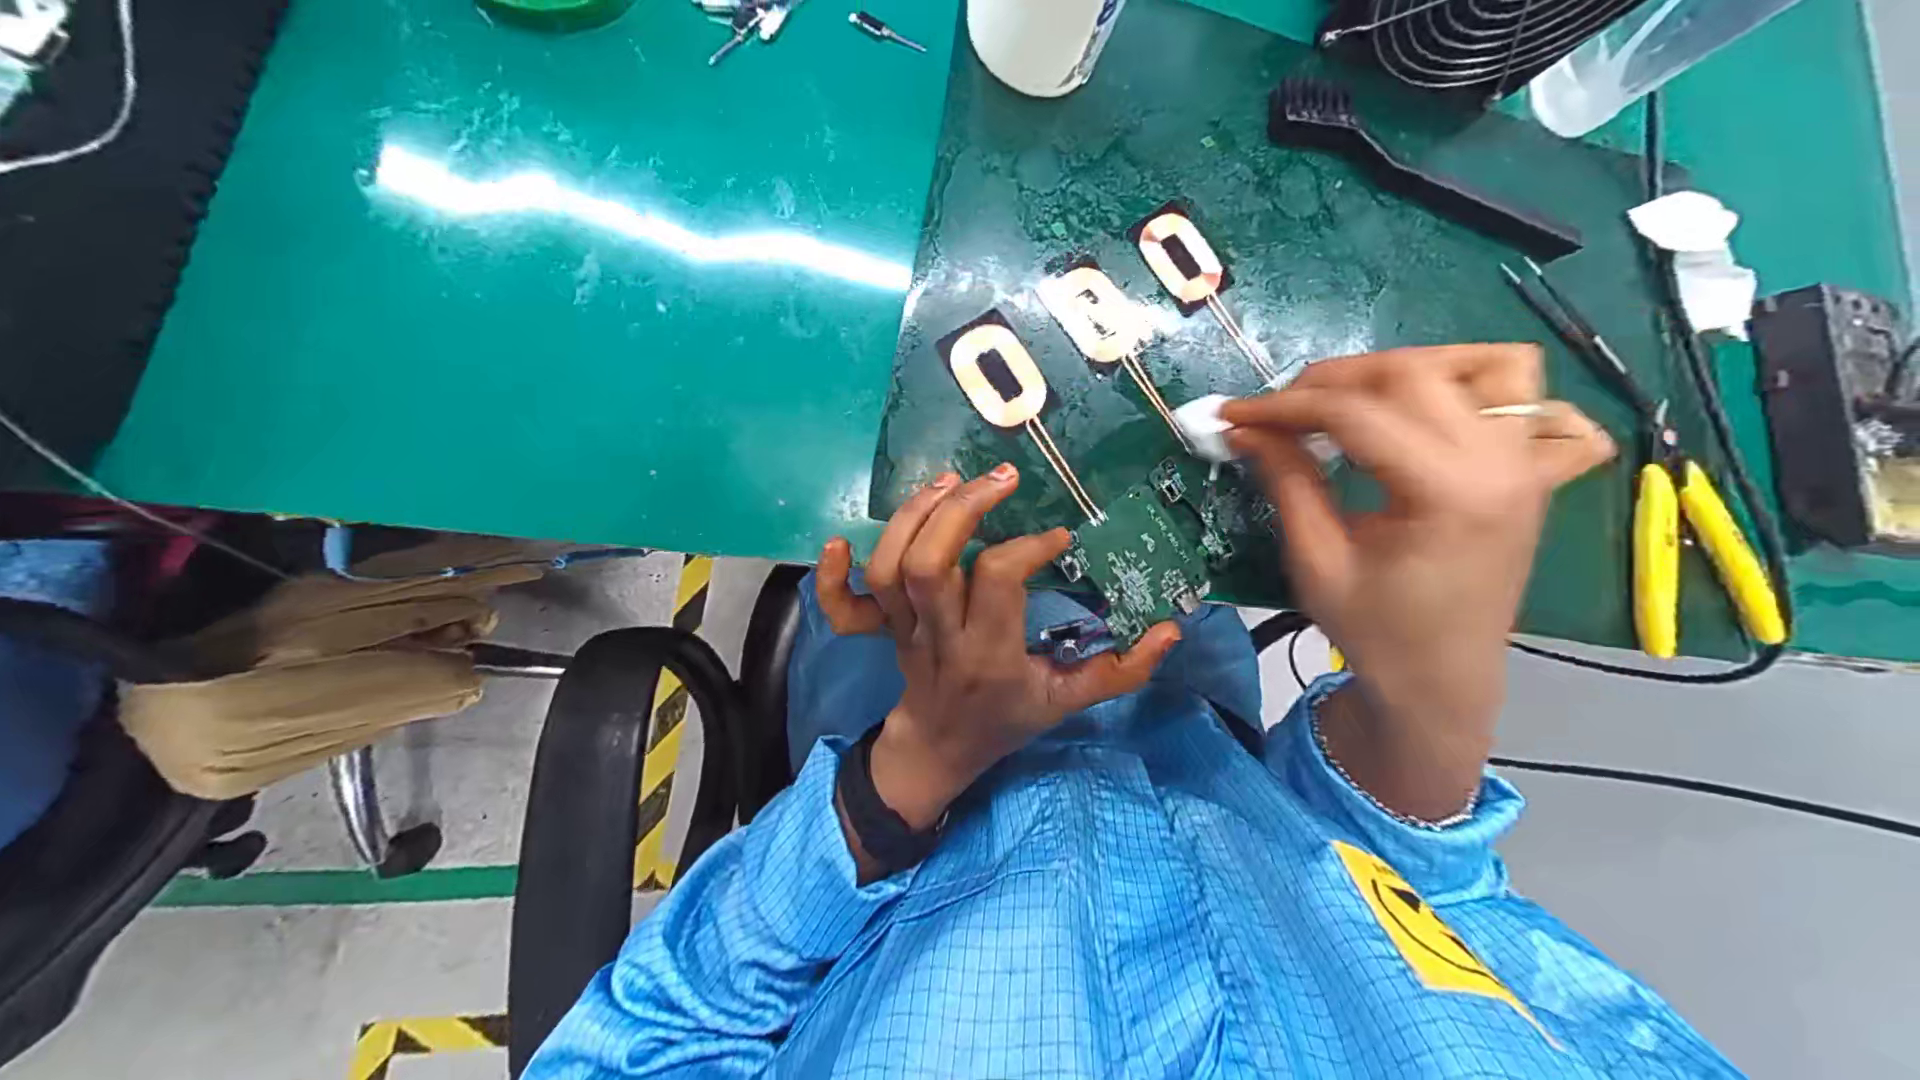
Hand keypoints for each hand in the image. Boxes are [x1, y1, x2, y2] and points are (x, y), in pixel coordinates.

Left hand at [816, 463, 1180, 832]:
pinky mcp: (879, 629)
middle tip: (999, 478)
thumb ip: (1121, 671)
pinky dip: (832, 578)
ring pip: (890, 570)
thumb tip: (1172, 630)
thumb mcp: (1068, 703)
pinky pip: (844, 608)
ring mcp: (902, 632)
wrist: (941, 750)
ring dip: (913, 518)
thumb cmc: (1008, 719)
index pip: (998, 582)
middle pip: (930, 565)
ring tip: (950, 484)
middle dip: (961, 511)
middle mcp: (940, 638)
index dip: (1027, 547)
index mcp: (991, 654)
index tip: (1055, 536)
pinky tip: (840, 541)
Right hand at [1221, 344, 1613, 818]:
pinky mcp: (1531, 474)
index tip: (1233, 413)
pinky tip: (1444, 411)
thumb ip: (1286, 480)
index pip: (1356, 414)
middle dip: (1335, 379)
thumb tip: (1246, 428)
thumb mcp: (1316, 558)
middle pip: (1416, 374)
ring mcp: (1527, 464)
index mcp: (1447, 492)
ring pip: (1490, 367)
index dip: (1285, 407)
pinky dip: (1491, 391)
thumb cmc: (1372, 630)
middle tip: (1283, 409)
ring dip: (1418, 367)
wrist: (1439, 680)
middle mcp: (1501, 463)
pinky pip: (1538, 405)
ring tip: (1363, 396)